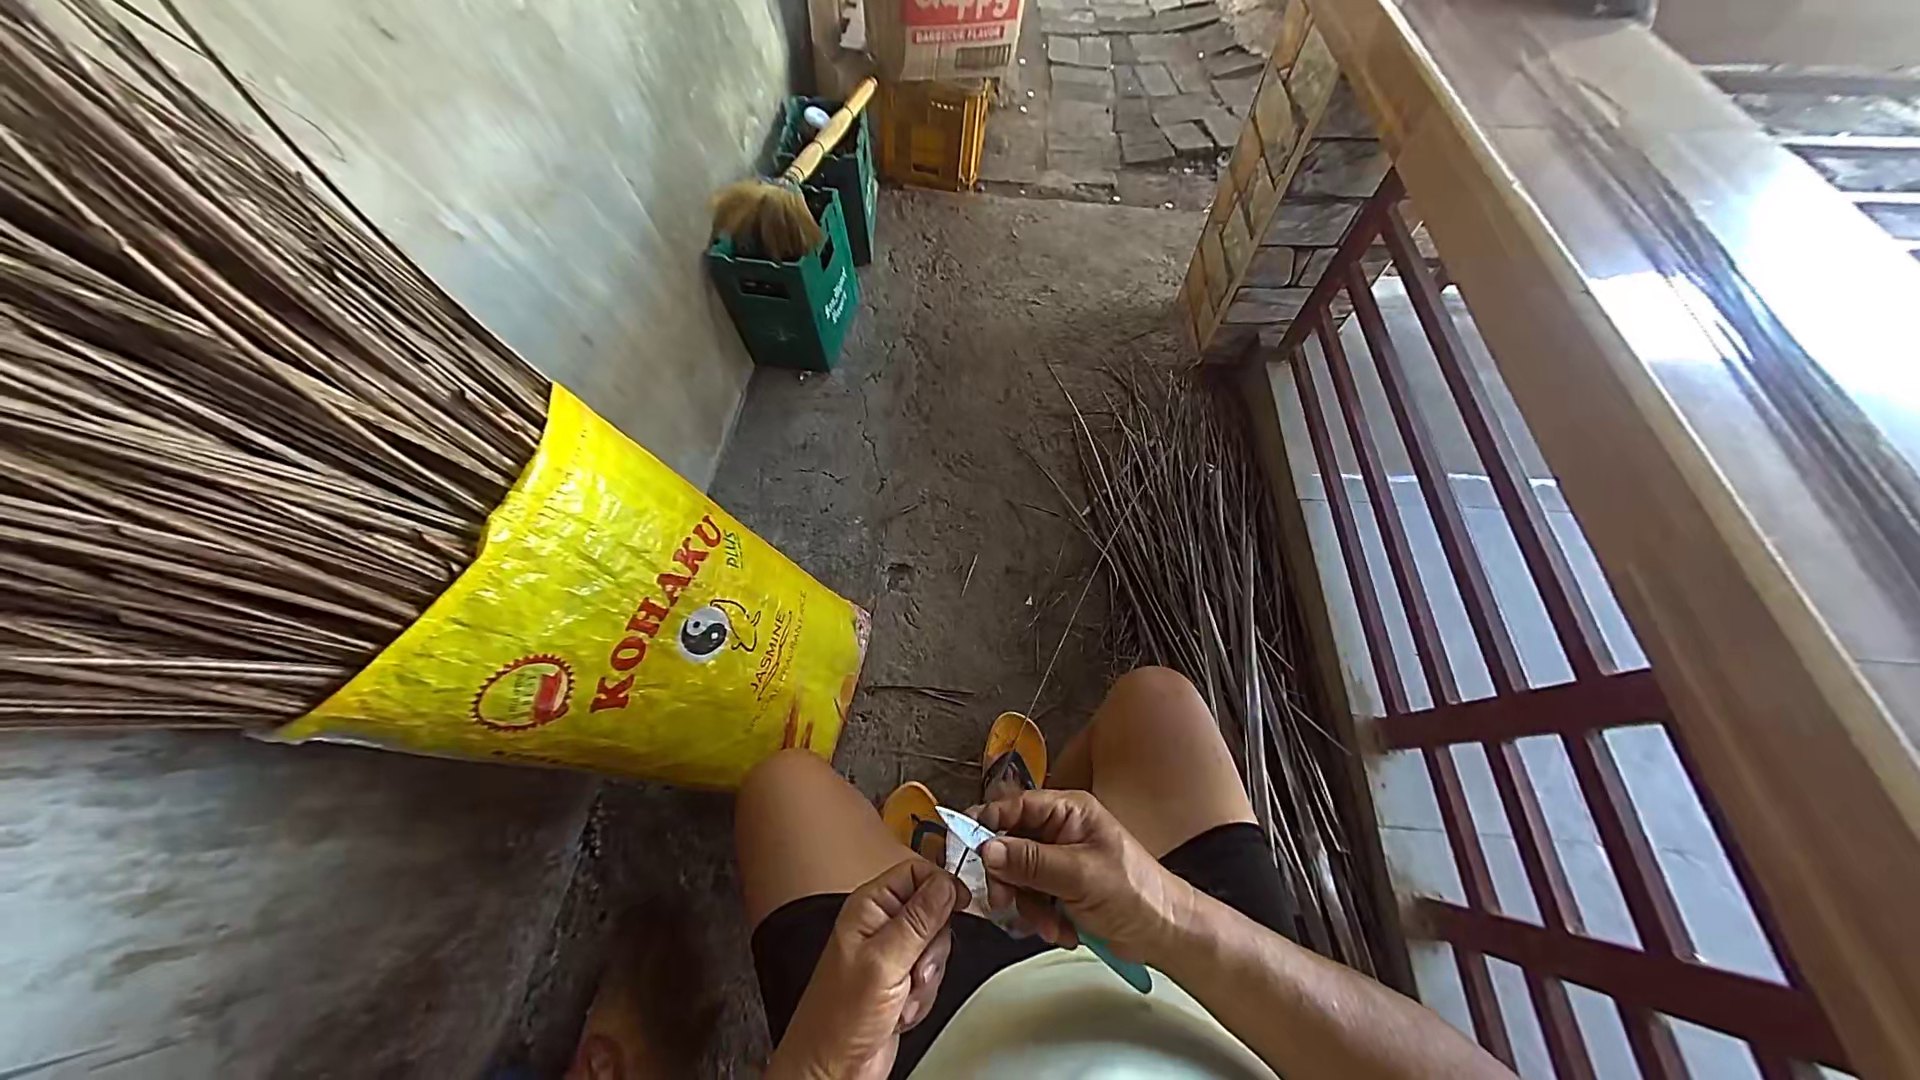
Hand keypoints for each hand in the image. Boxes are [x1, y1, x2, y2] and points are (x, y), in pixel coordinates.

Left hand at [766, 859, 967, 1079]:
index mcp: (871, 904)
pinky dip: (923, 995)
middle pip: (933, 909)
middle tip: (915, 966)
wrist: (833, 1071)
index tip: (959, 903)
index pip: (917, 871)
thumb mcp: (884, 961)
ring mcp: (893, 952)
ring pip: (936, 944)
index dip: (941, 884)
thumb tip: (946, 884)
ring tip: (903, 993)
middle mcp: (882, 923)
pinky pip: (932, 973)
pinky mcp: (902, 979)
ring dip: (927, 975)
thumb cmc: (838, 1018)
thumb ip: (919, 920)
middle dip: (932, 944)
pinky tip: (901, 1008)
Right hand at [976, 789, 1196, 963]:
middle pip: (1011, 842)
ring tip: (1048, 922)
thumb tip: (989, 848)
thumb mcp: (1079, 874)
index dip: (990, 822)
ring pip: (1017, 874)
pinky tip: (1061, 929)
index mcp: (1068, 810)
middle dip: (1008, 875)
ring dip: (1027, 903)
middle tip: (1004, 900)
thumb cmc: (1135, 891)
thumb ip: (1031, 861)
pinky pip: (1031, 896)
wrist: (1164, 933)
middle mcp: (1060, 829)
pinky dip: (1040, 916)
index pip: (1016, 806)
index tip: (968, 844)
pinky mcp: (1059, 885)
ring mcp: (1059, 858)